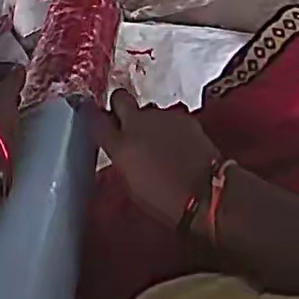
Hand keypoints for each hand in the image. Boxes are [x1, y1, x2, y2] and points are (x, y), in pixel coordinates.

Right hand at [78, 88, 221, 227]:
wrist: (208, 195)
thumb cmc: (165, 202)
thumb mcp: (131, 184)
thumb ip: (121, 158)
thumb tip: (120, 150)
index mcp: (119, 144)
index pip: (94, 117)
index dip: (90, 113)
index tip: (91, 115)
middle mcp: (137, 124)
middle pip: (119, 97)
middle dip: (121, 106)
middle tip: (126, 122)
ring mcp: (161, 117)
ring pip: (147, 109)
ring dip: (149, 121)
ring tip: (159, 141)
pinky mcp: (184, 117)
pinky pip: (170, 116)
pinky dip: (171, 127)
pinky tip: (180, 143)